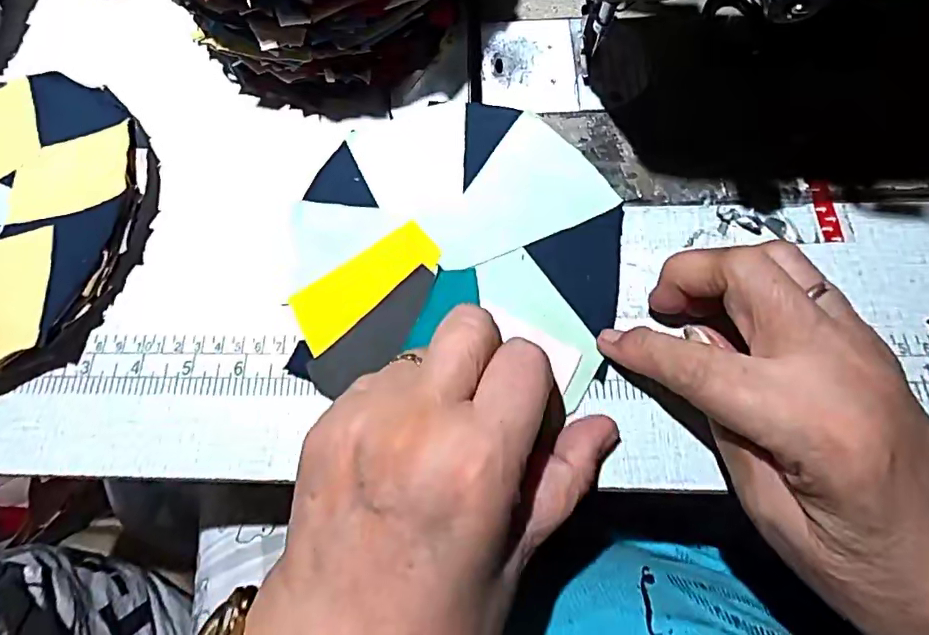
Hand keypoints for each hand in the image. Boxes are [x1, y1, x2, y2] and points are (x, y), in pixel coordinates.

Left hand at [251, 305, 618, 634]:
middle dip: (487, 356)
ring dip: (438, 380)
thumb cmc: (434, 619)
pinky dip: (397, 402)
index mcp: (476, 457)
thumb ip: (564, 479)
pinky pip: (380, 378)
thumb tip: (602, 427)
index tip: (523, 418)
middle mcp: (418, 423)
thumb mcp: (515, 556)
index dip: (533, 385)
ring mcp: (365, 416)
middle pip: (470, 323)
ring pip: (423, 350)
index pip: (526, 355)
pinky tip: (392, 453)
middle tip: (480, 409)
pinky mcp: (326, 421)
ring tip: (430, 441)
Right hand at [599, 241, 928, 634]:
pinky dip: (758, 279)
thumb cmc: (874, 569)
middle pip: (745, 271)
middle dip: (687, 274)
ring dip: (724, 267)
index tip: (616, 338)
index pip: (702, 360)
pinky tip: (741, 313)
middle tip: (660, 306)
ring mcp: (858, 338)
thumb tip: (692, 354)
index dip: (647, 347)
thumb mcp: (776, 521)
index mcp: (808, 418)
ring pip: (776, 256)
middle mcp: (835, 358)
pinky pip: (803, 278)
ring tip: (696, 300)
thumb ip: (724, 427)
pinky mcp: (868, 335)